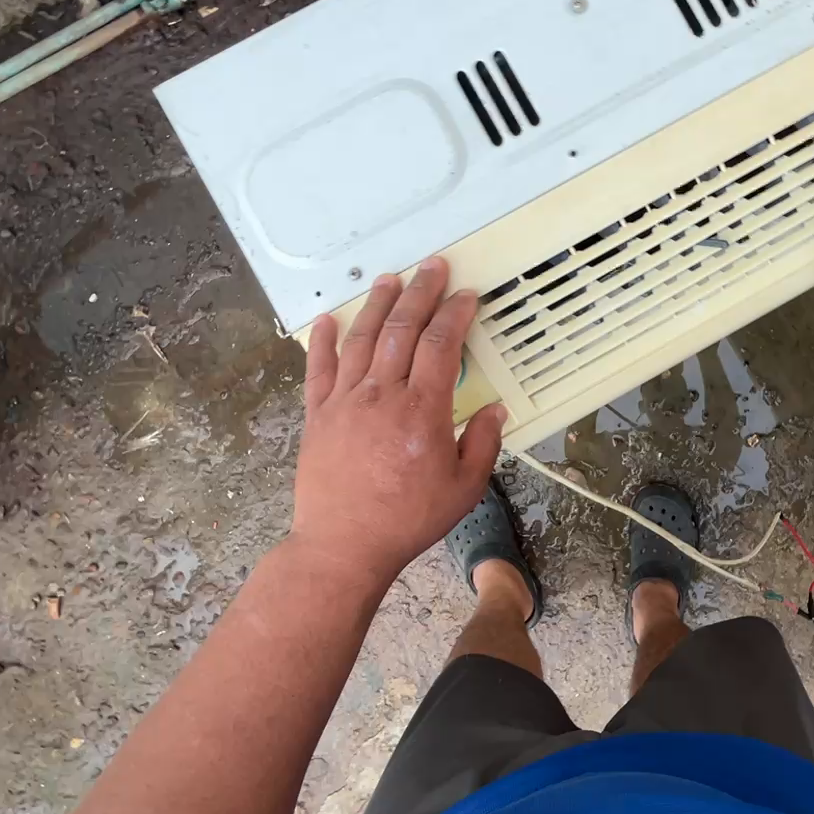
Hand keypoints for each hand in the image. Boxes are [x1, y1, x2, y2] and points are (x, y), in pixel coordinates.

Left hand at [289, 257, 506, 577]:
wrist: (344, 546)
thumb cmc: (408, 518)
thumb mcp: (464, 487)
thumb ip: (483, 443)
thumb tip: (496, 409)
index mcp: (422, 410)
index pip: (440, 345)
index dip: (455, 314)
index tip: (467, 295)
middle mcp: (382, 396)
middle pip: (402, 330)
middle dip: (421, 293)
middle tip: (433, 267)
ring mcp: (345, 402)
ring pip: (362, 340)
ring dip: (377, 305)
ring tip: (390, 279)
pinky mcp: (318, 416)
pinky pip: (319, 370)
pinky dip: (323, 342)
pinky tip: (327, 321)